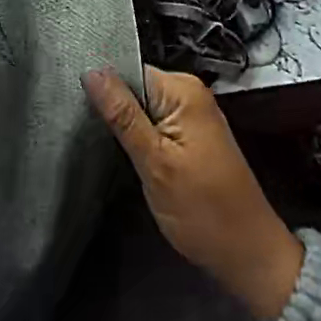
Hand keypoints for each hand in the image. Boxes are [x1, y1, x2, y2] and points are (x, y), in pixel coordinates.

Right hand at [83, 65, 304, 320]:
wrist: (246, 250)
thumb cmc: (202, 208)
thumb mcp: (154, 162)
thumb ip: (122, 115)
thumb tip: (92, 71)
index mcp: (182, 89)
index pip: (130, 70)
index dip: (103, 85)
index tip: (74, 102)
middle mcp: (189, 92)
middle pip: (136, 86)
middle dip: (111, 106)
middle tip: (82, 129)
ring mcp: (191, 114)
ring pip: (143, 107)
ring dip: (123, 124)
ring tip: (94, 140)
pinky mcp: (189, 135)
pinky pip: (154, 123)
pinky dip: (137, 136)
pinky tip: (121, 152)